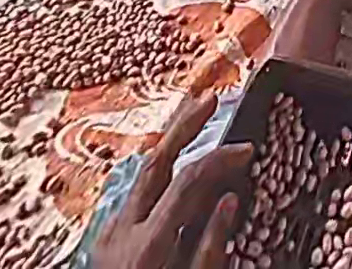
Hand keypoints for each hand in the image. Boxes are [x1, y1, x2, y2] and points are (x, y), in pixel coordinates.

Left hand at [89, 93, 252, 268]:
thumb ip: (209, 251)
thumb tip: (229, 200)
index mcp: (146, 250)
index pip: (189, 182)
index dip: (221, 159)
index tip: (248, 150)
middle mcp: (121, 235)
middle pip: (154, 163)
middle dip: (184, 126)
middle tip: (212, 99)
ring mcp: (108, 239)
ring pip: (139, 175)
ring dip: (169, 143)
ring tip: (193, 119)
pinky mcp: (104, 246)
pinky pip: (133, 196)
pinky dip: (157, 172)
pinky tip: (171, 165)